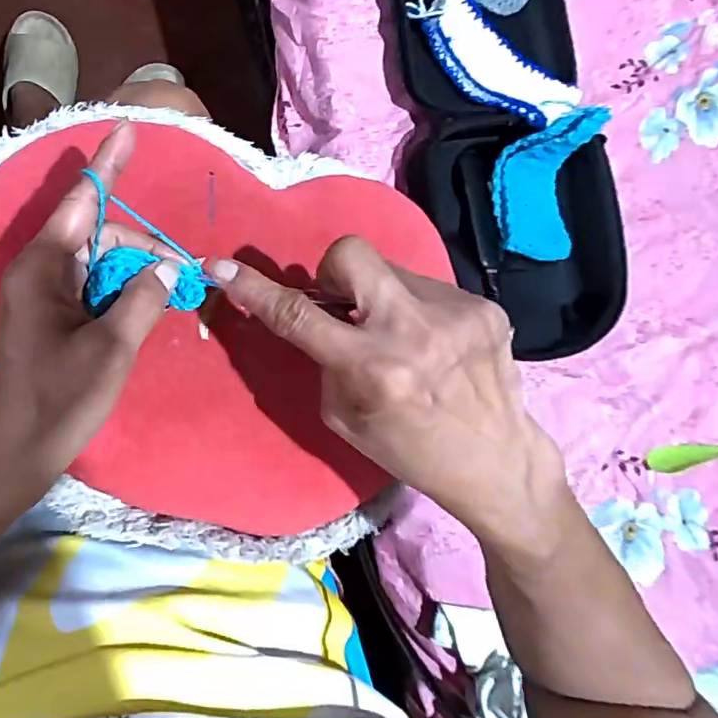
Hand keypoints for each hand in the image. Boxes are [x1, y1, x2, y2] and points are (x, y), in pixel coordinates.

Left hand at [0, 122, 180, 482]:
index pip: (83, 201)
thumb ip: (143, 297)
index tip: (128, 128)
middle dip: (142, 248)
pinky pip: (91, 287)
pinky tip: (141, 310)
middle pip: (99, 235)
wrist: (18, 453)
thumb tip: (170, 265)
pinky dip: (119, 293)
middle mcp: (38, 271)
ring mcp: (42, 294)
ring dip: (134, 274)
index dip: (108, 165)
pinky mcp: (49, 315)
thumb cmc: (60, 400)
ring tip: (167, 298)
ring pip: (98, 263)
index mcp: (42, 268)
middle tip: (183, 277)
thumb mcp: (111, 348)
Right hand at [210, 237, 570, 554]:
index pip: (298, 314)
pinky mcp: (485, 307)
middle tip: (344, 306)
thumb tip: (319, 310)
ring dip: (379, 296)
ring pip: (390, 269)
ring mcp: (456, 313)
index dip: (255, 288)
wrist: (496, 462)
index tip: (222, 267)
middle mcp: (414, 331)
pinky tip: (432, 342)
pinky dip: (413, 308)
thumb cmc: (407, 447)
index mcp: (373, 369)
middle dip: (333, 271)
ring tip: (400, 336)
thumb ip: (324, 357)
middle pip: (351, 254)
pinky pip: (425, 286)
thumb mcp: (343, 414)